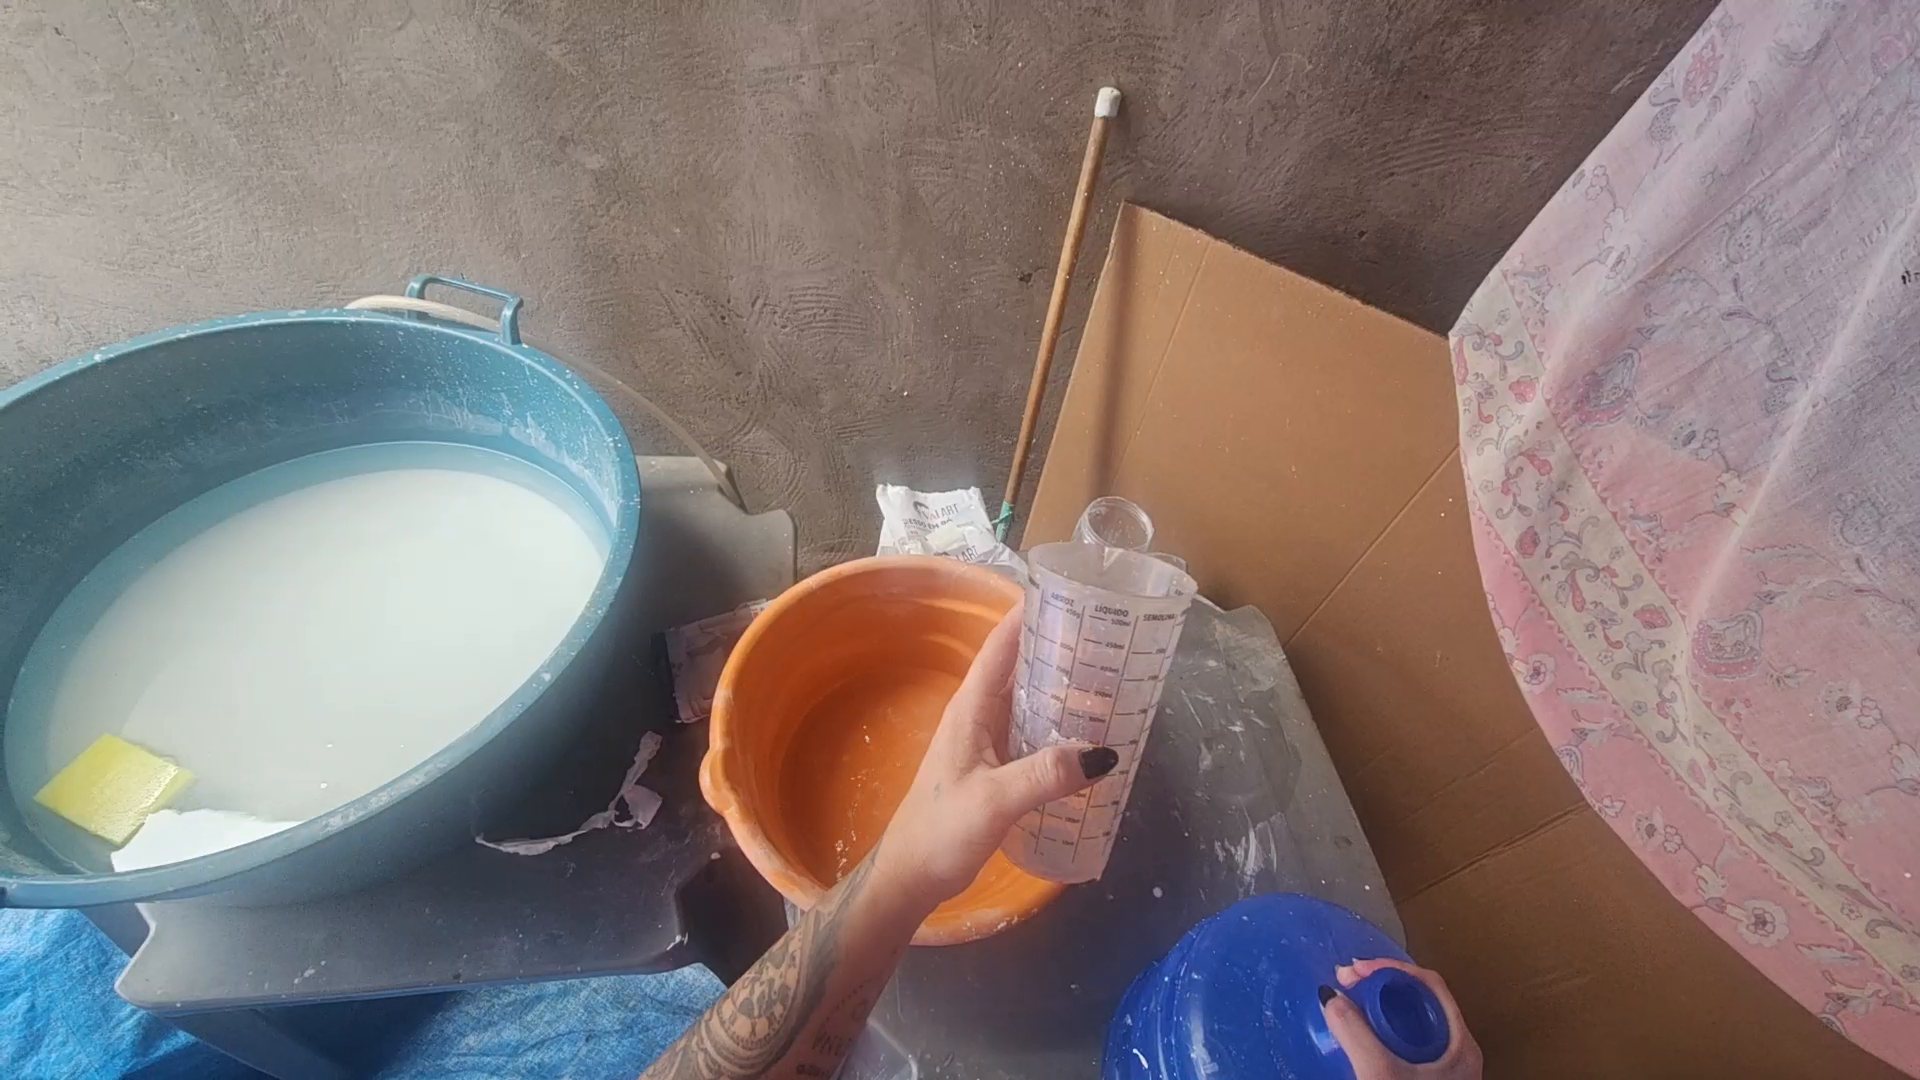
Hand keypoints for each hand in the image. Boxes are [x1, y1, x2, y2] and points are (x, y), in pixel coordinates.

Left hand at [872, 607, 1115, 910]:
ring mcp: (988, 738)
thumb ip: (1045, 776)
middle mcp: (980, 713)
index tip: (1068, 594)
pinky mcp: (998, 763)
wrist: (912, 875)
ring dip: (1061, 682)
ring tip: (1110, 674)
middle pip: (1020, 664)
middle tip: (1109, 635)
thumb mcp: (995, 801)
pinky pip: (1034, 727)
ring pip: (1029, 696)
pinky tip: (1090, 730)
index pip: (1001, 645)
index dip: (1028, 614)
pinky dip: (1060, 720)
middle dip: (1057, 644)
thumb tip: (1105, 752)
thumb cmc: (941, 831)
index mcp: (972, 707)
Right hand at [1324, 958, 1482, 1079]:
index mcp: (1459, 1044)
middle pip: (1417, 996)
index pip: (1428, 983)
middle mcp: (1455, 1049)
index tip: (1355, 971)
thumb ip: (1354, 1032)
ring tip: (1344, 999)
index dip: (1390, 967)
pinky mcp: (1424, 1078)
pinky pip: (1401, 1037)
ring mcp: (1441, 1066)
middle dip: (1376, 981)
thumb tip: (1329, 994)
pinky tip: (1356, 1031)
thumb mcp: (1379, 1074)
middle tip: (1343, 980)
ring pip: (1407, 1016)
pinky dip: (1377, 1024)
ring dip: (1373, 1001)